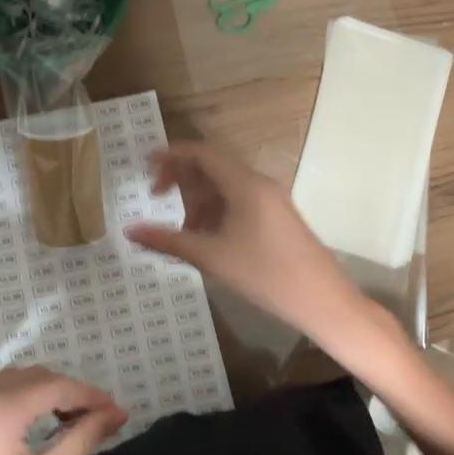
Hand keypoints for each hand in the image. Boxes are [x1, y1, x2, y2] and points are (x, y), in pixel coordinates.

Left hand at [0, 367, 125, 454]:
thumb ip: (82, 438)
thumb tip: (115, 415)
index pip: (56, 386)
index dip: (91, 396)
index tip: (118, 413)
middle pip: (31, 378)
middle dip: (67, 392)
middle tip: (98, 418)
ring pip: (8, 383)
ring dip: (40, 394)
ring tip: (69, 420)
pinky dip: (14, 403)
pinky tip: (31, 425)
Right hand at [125, 142, 360, 337]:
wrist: (323, 301)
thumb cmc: (266, 276)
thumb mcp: (212, 258)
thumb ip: (168, 241)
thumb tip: (130, 231)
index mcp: (245, 185)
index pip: (203, 153)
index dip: (172, 155)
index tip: (147, 166)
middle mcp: (260, 184)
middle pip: (214, 166)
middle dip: (183, 179)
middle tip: (158, 197)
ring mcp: (273, 200)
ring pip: (227, 186)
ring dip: (200, 200)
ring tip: (184, 230)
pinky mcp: (279, 217)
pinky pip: (241, 200)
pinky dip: (218, 211)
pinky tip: (209, 240)